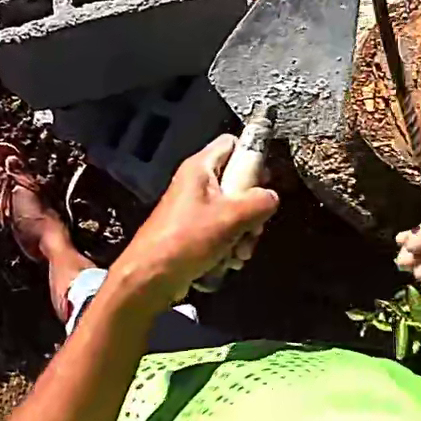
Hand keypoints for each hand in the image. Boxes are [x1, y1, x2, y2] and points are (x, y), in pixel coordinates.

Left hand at [109, 134, 280, 312]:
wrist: (150, 278)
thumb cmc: (188, 240)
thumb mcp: (232, 217)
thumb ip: (260, 201)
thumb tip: (270, 199)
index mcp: (200, 168)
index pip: (233, 143)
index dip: (252, 158)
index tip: (262, 183)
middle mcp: (197, 184)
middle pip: (238, 183)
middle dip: (253, 209)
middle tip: (253, 229)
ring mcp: (195, 209)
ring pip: (234, 212)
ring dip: (244, 234)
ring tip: (239, 254)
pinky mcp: (194, 232)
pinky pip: (223, 232)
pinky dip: (230, 246)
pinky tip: (229, 262)